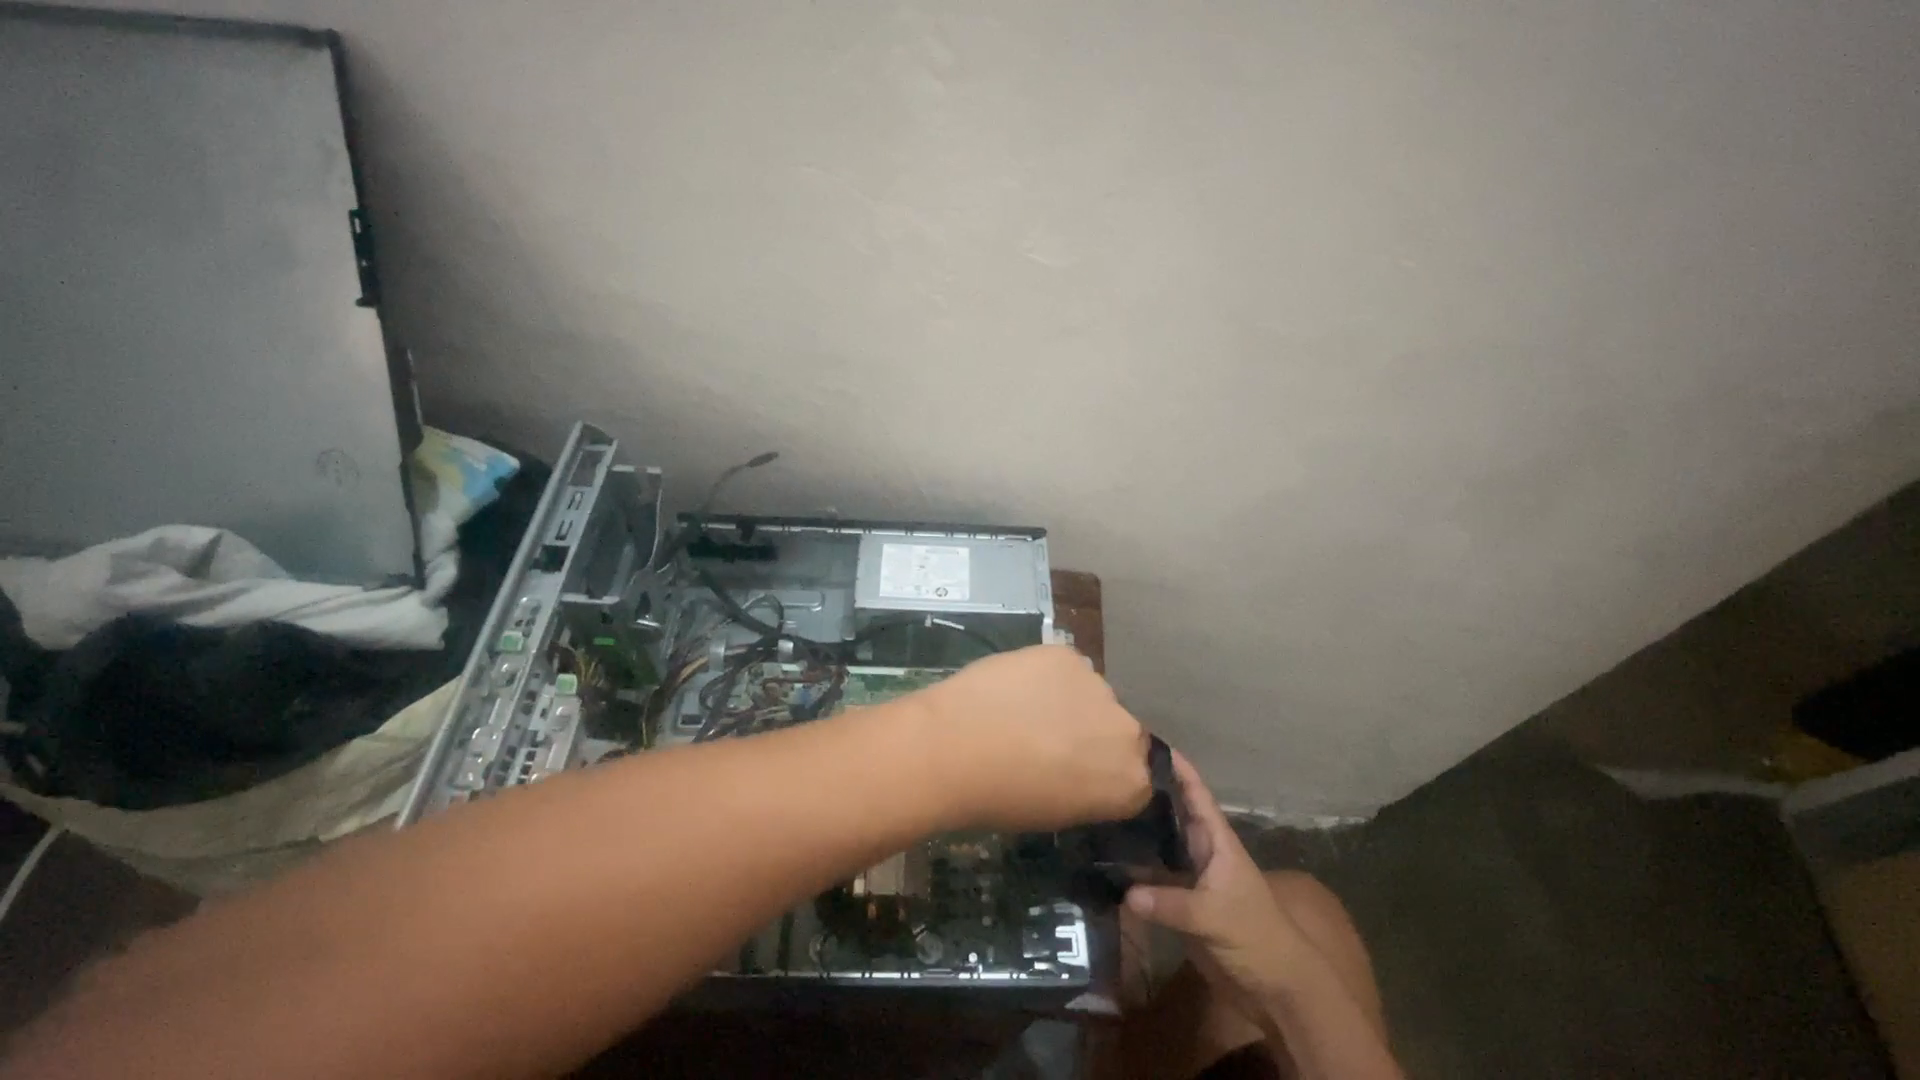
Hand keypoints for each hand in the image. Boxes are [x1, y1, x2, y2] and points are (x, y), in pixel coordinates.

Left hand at [903, 644, 1150, 831]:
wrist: (957, 749)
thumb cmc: (1002, 798)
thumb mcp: (1058, 812)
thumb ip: (1089, 789)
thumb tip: (1081, 771)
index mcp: (1132, 782)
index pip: (1135, 773)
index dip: (1104, 771)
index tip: (1078, 772)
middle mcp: (1130, 731)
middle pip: (1122, 728)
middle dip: (1095, 732)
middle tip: (1054, 739)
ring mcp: (1100, 687)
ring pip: (1093, 693)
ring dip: (1071, 701)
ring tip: (1027, 711)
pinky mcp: (1068, 656)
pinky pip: (1066, 666)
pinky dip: (1046, 675)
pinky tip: (1016, 686)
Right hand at [1126, 751, 1306, 1012]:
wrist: (1276, 985)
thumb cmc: (1257, 937)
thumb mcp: (1215, 916)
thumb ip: (1171, 903)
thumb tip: (1126, 892)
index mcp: (1217, 841)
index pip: (1195, 793)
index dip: (1176, 766)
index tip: (1146, 741)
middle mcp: (1201, 852)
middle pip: (1170, 815)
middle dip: (1144, 794)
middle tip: (1105, 774)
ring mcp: (1189, 878)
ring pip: (1157, 845)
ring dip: (1134, 831)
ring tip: (1096, 811)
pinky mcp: (1179, 904)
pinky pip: (1150, 879)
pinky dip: (1130, 870)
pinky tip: (1103, 863)